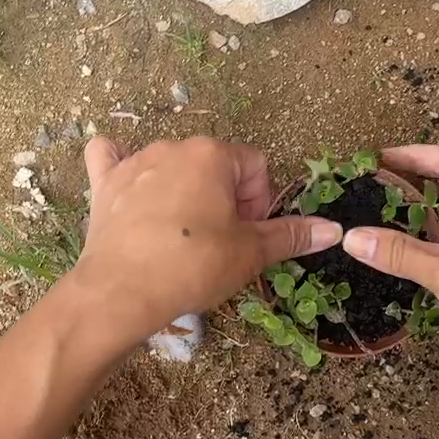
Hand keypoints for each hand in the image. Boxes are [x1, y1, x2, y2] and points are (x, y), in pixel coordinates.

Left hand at [68, 136, 341, 338]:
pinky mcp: (104, 182)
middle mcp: (175, 147)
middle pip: (217, 167)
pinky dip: (123, 168)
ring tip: (181, 237)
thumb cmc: (193, 265)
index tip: (249, 237)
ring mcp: (135, 162)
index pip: (257, 167)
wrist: (122, 291)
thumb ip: (291, 235)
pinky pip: (111, 158)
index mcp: (214, 154)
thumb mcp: (250, 253)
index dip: (261, 204)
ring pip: (173, 166)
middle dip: (226, 200)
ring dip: (185, 192)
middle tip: (221, 243)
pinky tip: (129, 187)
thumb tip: (334, 229)